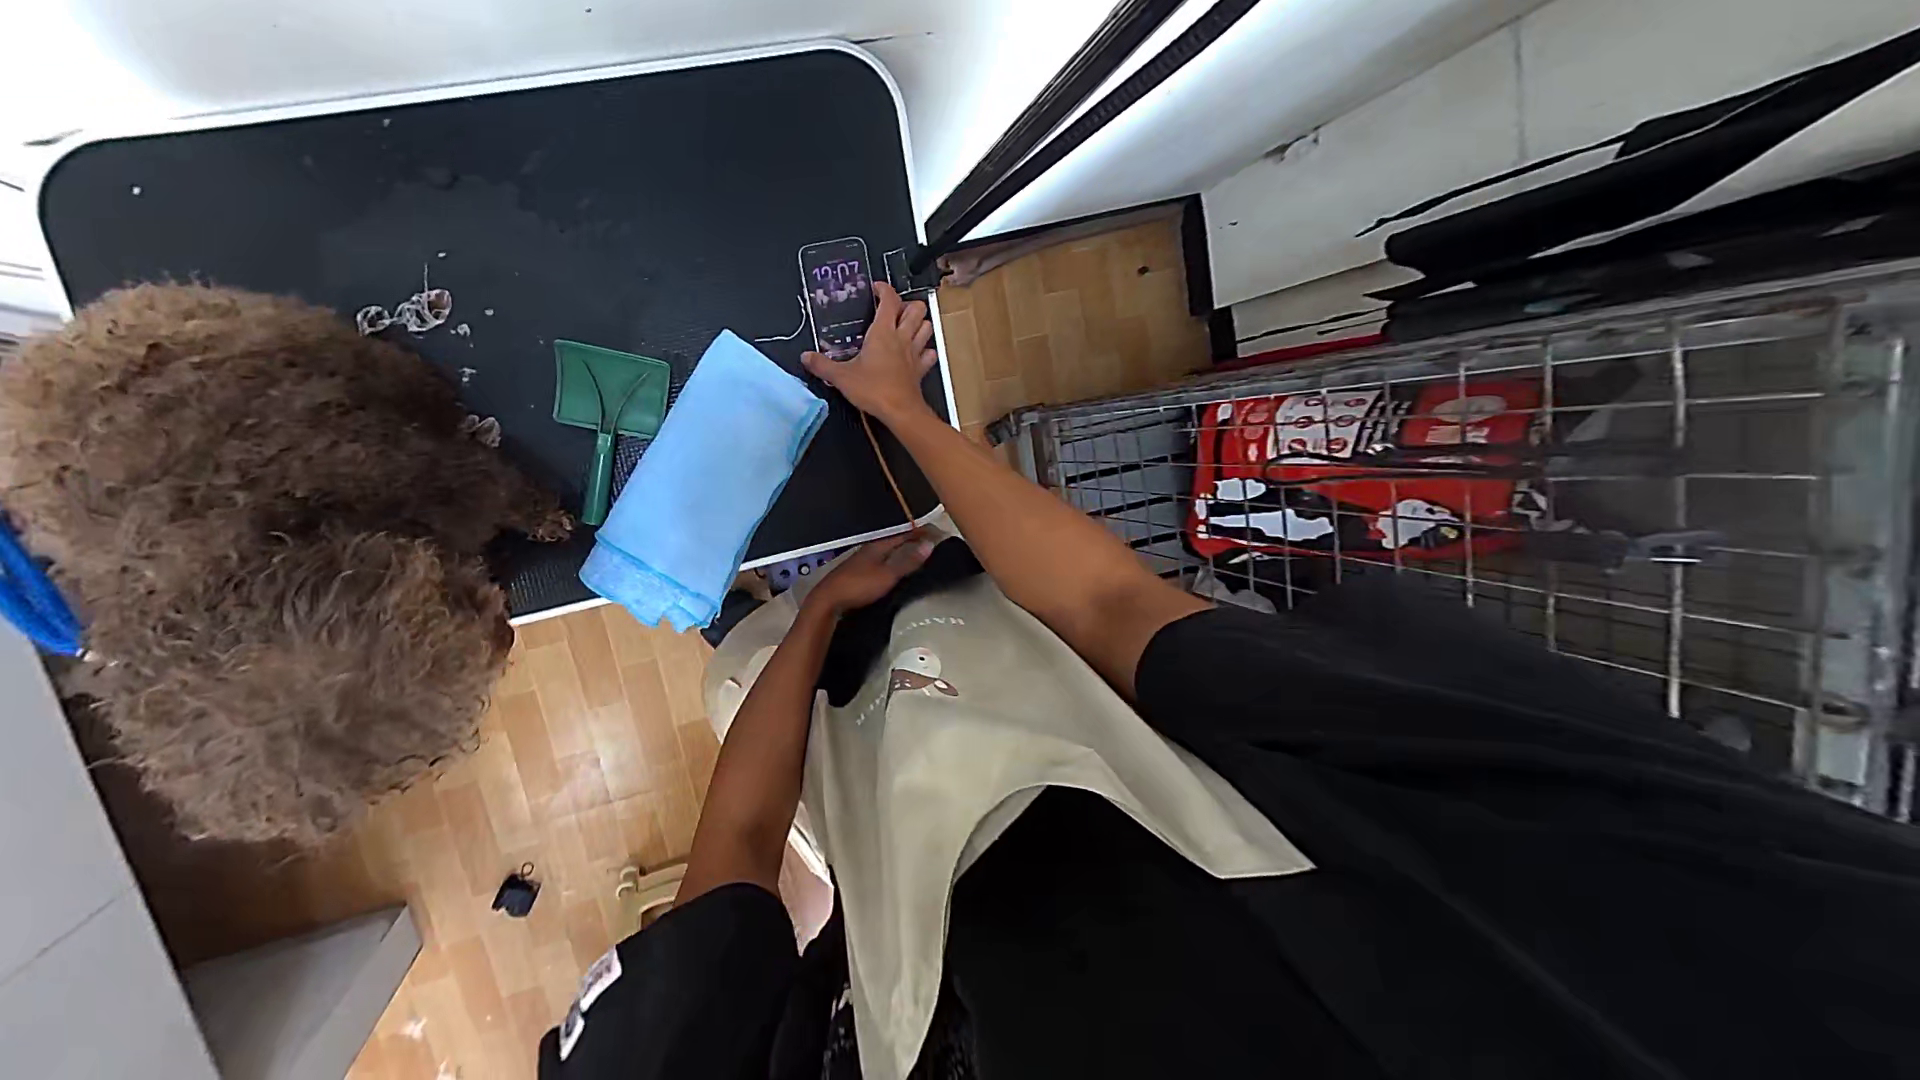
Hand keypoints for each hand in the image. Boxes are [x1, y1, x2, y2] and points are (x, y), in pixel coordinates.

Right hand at [803, 282, 937, 425]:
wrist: (900, 411)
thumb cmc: (874, 390)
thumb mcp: (841, 377)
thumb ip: (822, 365)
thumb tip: (807, 357)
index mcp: (883, 332)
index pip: (890, 299)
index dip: (885, 289)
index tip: (877, 289)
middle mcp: (902, 338)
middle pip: (917, 309)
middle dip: (908, 304)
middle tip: (896, 309)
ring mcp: (915, 353)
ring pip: (928, 327)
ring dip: (921, 323)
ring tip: (909, 326)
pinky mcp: (921, 370)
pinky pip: (930, 354)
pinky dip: (927, 350)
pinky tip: (919, 353)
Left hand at [803, 528, 937, 616]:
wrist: (828, 601)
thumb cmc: (858, 586)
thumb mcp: (888, 575)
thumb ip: (908, 561)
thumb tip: (929, 544)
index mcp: (877, 546)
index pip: (903, 533)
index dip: (919, 532)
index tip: (936, 531)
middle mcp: (869, 549)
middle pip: (894, 540)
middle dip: (911, 539)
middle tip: (929, 540)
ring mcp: (861, 560)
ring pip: (886, 550)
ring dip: (901, 549)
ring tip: (915, 552)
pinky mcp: (856, 572)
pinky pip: (880, 560)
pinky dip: (892, 559)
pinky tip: (893, 567)